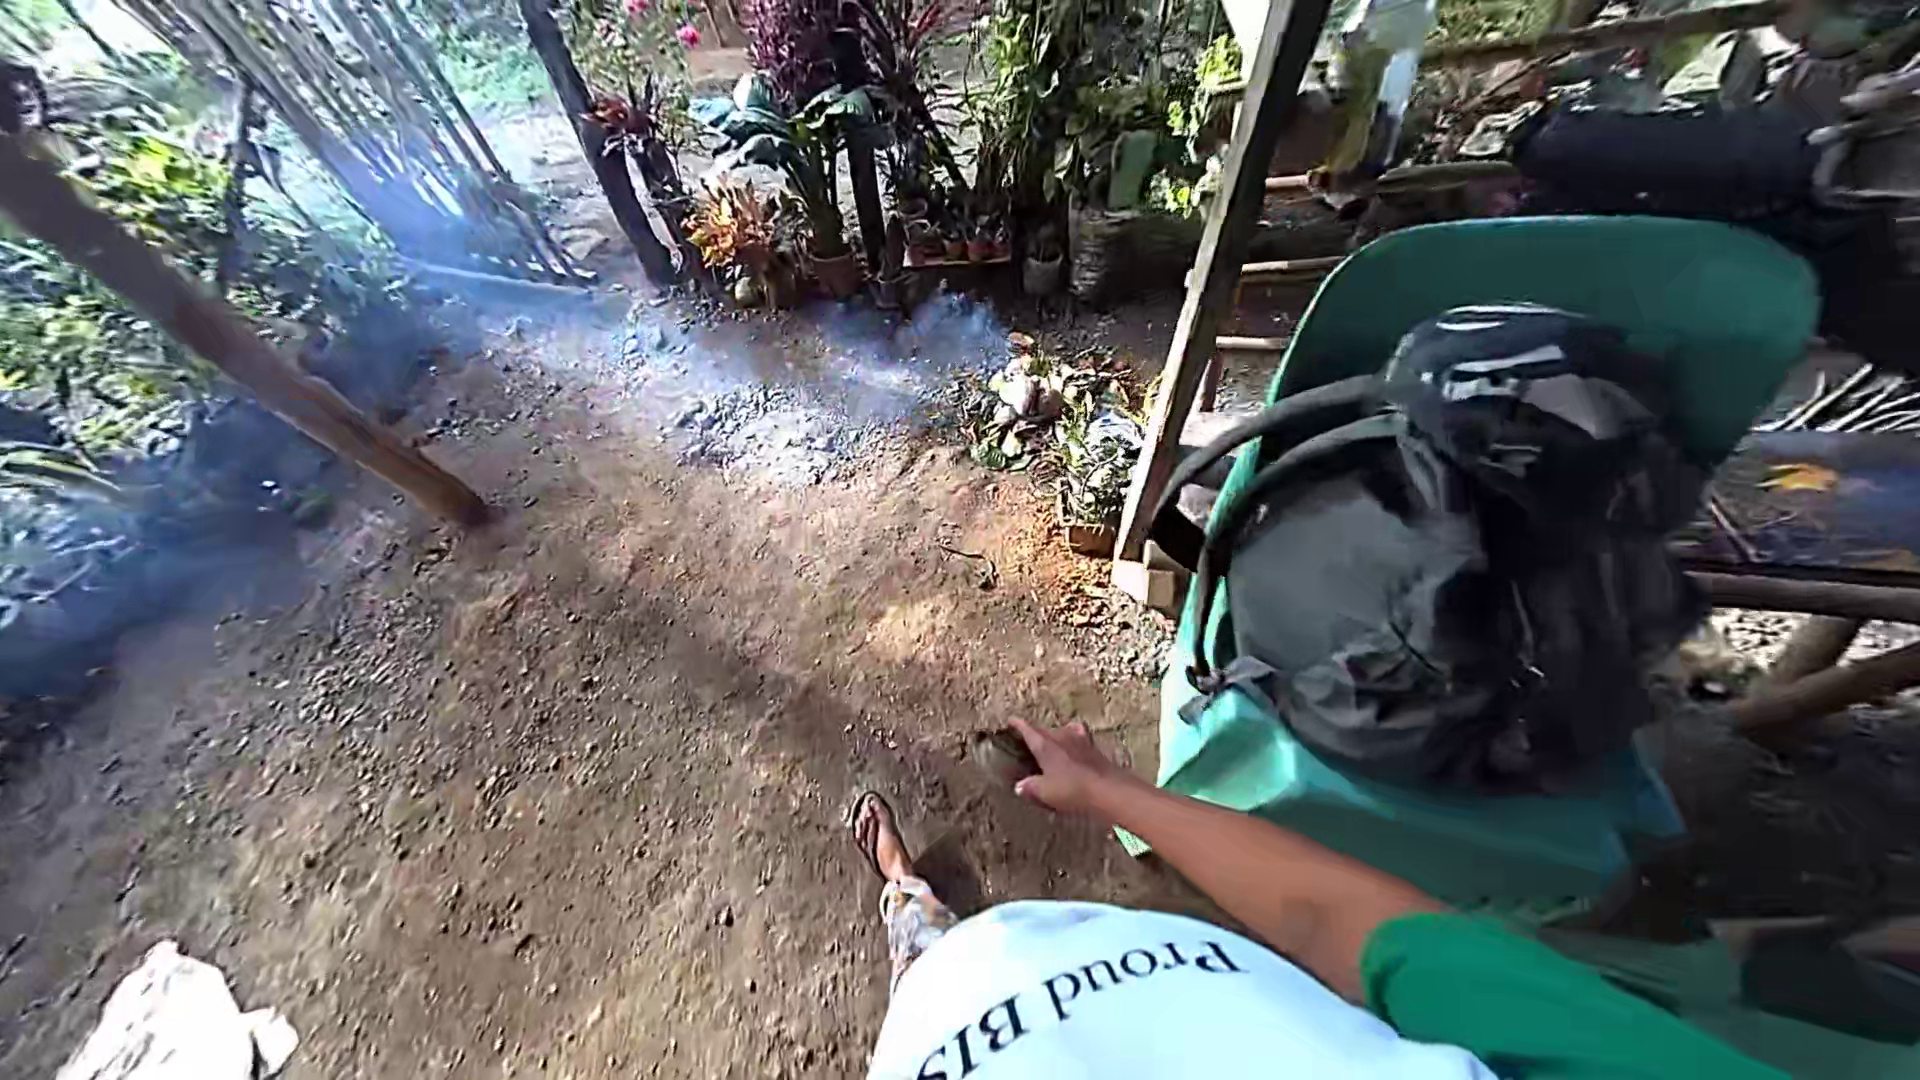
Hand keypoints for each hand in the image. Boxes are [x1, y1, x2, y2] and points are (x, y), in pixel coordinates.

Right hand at [1007, 716, 1143, 818]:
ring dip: (1056, 736)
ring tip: (1052, 743)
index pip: (1028, 730)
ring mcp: (1079, 741)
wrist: (1107, 790)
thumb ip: (1030, 787)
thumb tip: (1020, 786)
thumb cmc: (1072, 789)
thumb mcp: (1045, 792)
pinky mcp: (1094, 749)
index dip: (1018, 725)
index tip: (1012, 721)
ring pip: (1062, 733)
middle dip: (1036, 733)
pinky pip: (1080, 740)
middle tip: (1029, 739)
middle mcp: (1061, 738)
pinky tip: (1076, 749)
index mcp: (1045, 745)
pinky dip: (1075, 742)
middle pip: (1044, 730)